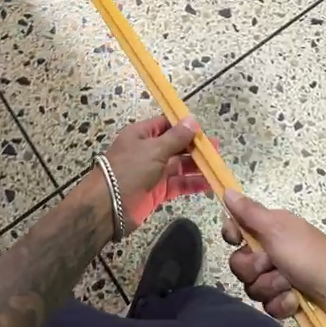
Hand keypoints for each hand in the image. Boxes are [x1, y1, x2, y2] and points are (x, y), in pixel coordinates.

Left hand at [103, 115, 211, 230]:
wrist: (108, 205)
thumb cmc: (129, 170)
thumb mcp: (154, 149)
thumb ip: (176, 137)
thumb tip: (193, 120)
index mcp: (142, 135)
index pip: (166, 125)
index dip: (184, 126)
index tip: (203, 130)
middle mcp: (148, 151)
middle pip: (176, 146)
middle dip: (195, 147)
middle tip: (216, 149)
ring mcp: (153, 172)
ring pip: (179, 166)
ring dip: (197, 166)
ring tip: (217, 166)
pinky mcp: (158, 191)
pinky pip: (179, 184)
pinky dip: (193, 184)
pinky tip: (208, 183)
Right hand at [222, 190, 325, 326]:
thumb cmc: (311, 257)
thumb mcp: (277, 229)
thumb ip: (249, 212)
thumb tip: (227, 190)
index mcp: (272, 228)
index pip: (238, 228)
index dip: (233, 235)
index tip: (236, 239)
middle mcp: (274, 250)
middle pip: (240, 262)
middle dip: (255, 268)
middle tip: (274, 265)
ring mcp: (280, 277)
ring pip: (253, 286)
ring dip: (271, 287)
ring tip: (290, 286)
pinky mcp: (287, 301)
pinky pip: (268, 306)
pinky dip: (281, 304)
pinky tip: (295, 302)